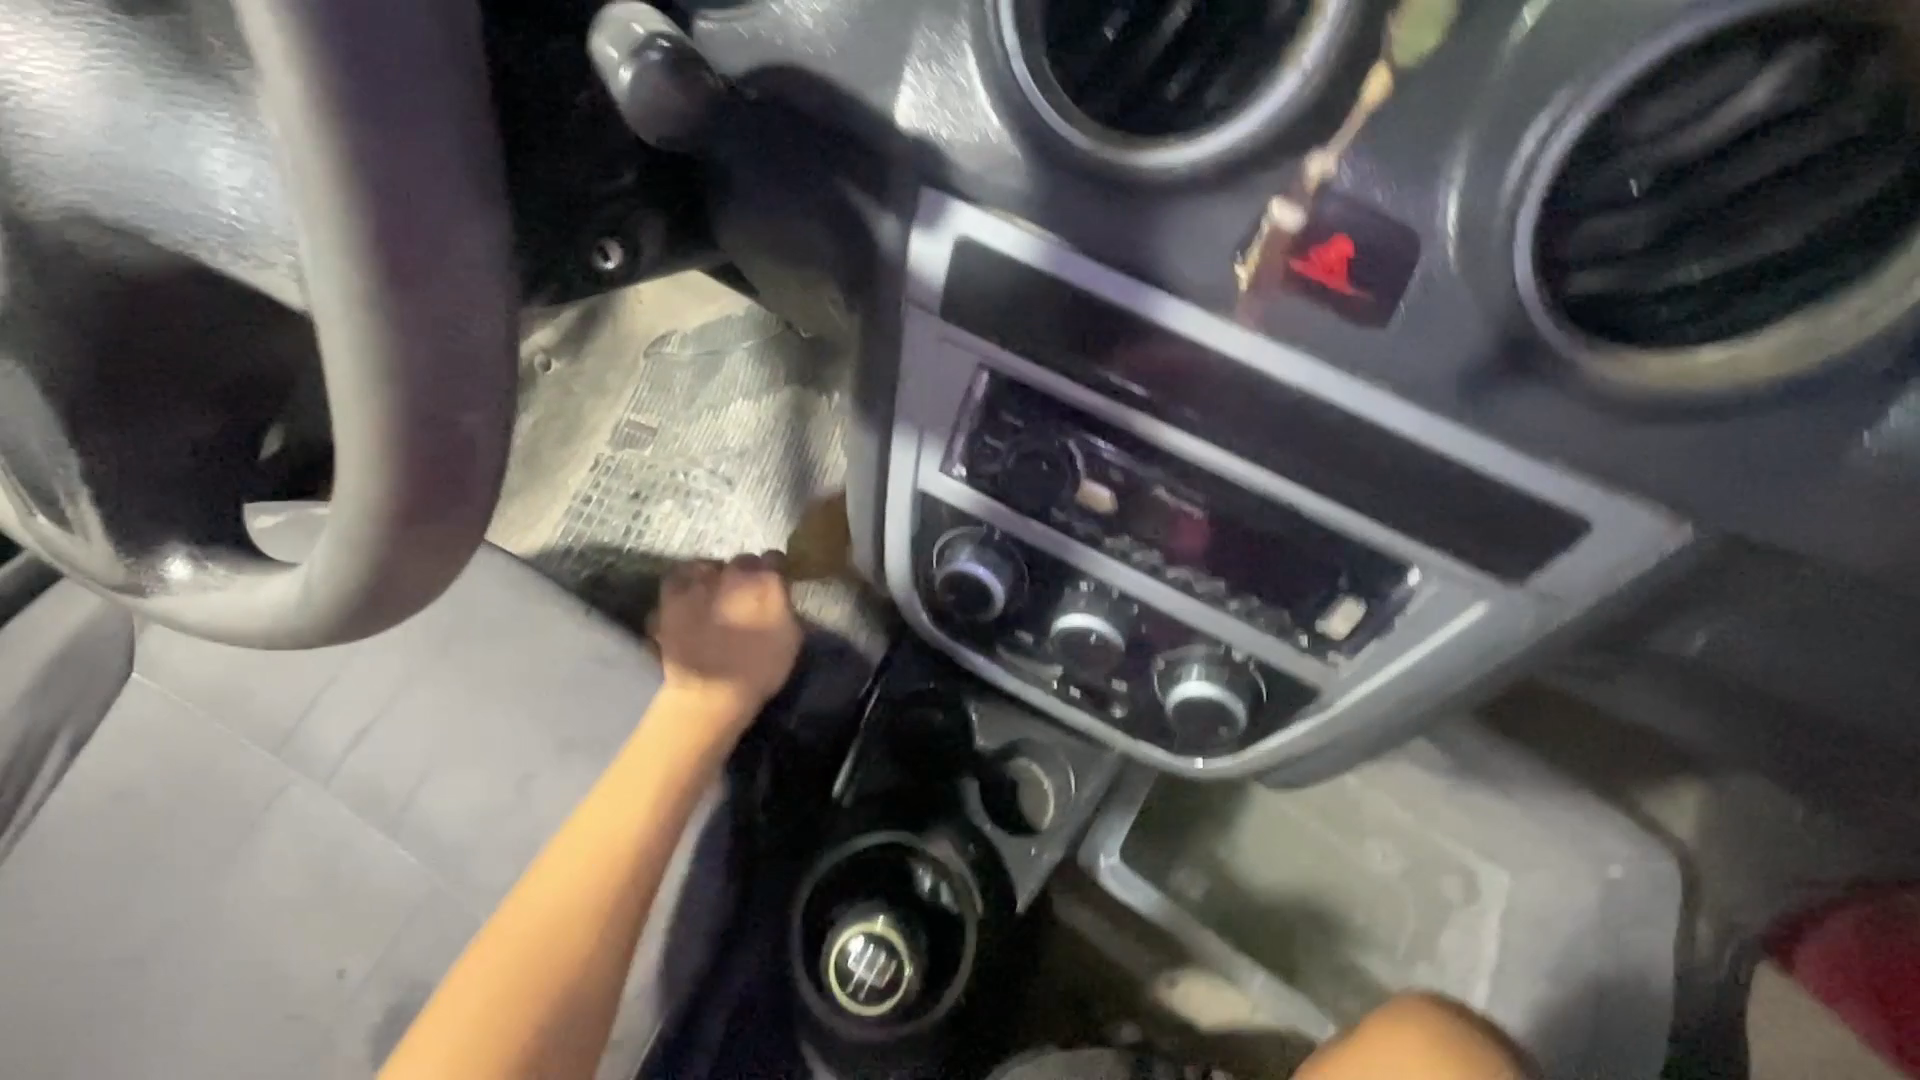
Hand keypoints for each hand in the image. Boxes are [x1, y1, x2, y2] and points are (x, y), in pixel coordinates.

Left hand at [650, 553, 803, 726]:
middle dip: (745, 574)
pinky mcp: (670, 596)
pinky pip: (678, 579)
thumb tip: (780, 595)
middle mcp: (731, 572)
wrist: (710, 693)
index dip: (775, 572)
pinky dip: (684, 585)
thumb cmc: (759, 670)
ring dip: (712, 576)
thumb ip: (786, 607)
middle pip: (742, 560)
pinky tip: (687, 599)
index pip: (775, 558)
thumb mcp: (792, 639)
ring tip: (712, 595)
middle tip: (745, 596)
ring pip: (707, 565)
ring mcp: (697, 582)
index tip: (776, 585)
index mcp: (765, 580)